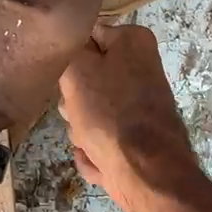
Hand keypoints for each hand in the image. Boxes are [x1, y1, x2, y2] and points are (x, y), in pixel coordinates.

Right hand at [58, 23, 201, 211]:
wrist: (146, 174)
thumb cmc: (110, 113)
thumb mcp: (78, 69)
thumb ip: (69, 48)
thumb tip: (70, 44)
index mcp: (133, 42)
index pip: (86, 37)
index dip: (70, 59)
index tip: (65, 77)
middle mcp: (140, 70)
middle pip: (86, 79)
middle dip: (74, 101)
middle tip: (76, 111)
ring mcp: (137, 107)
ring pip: (89, 112)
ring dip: (81, 130)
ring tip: (90, 139)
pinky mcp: (134, 139)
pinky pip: (99, 140)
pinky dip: (95, 152)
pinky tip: (99, 159)